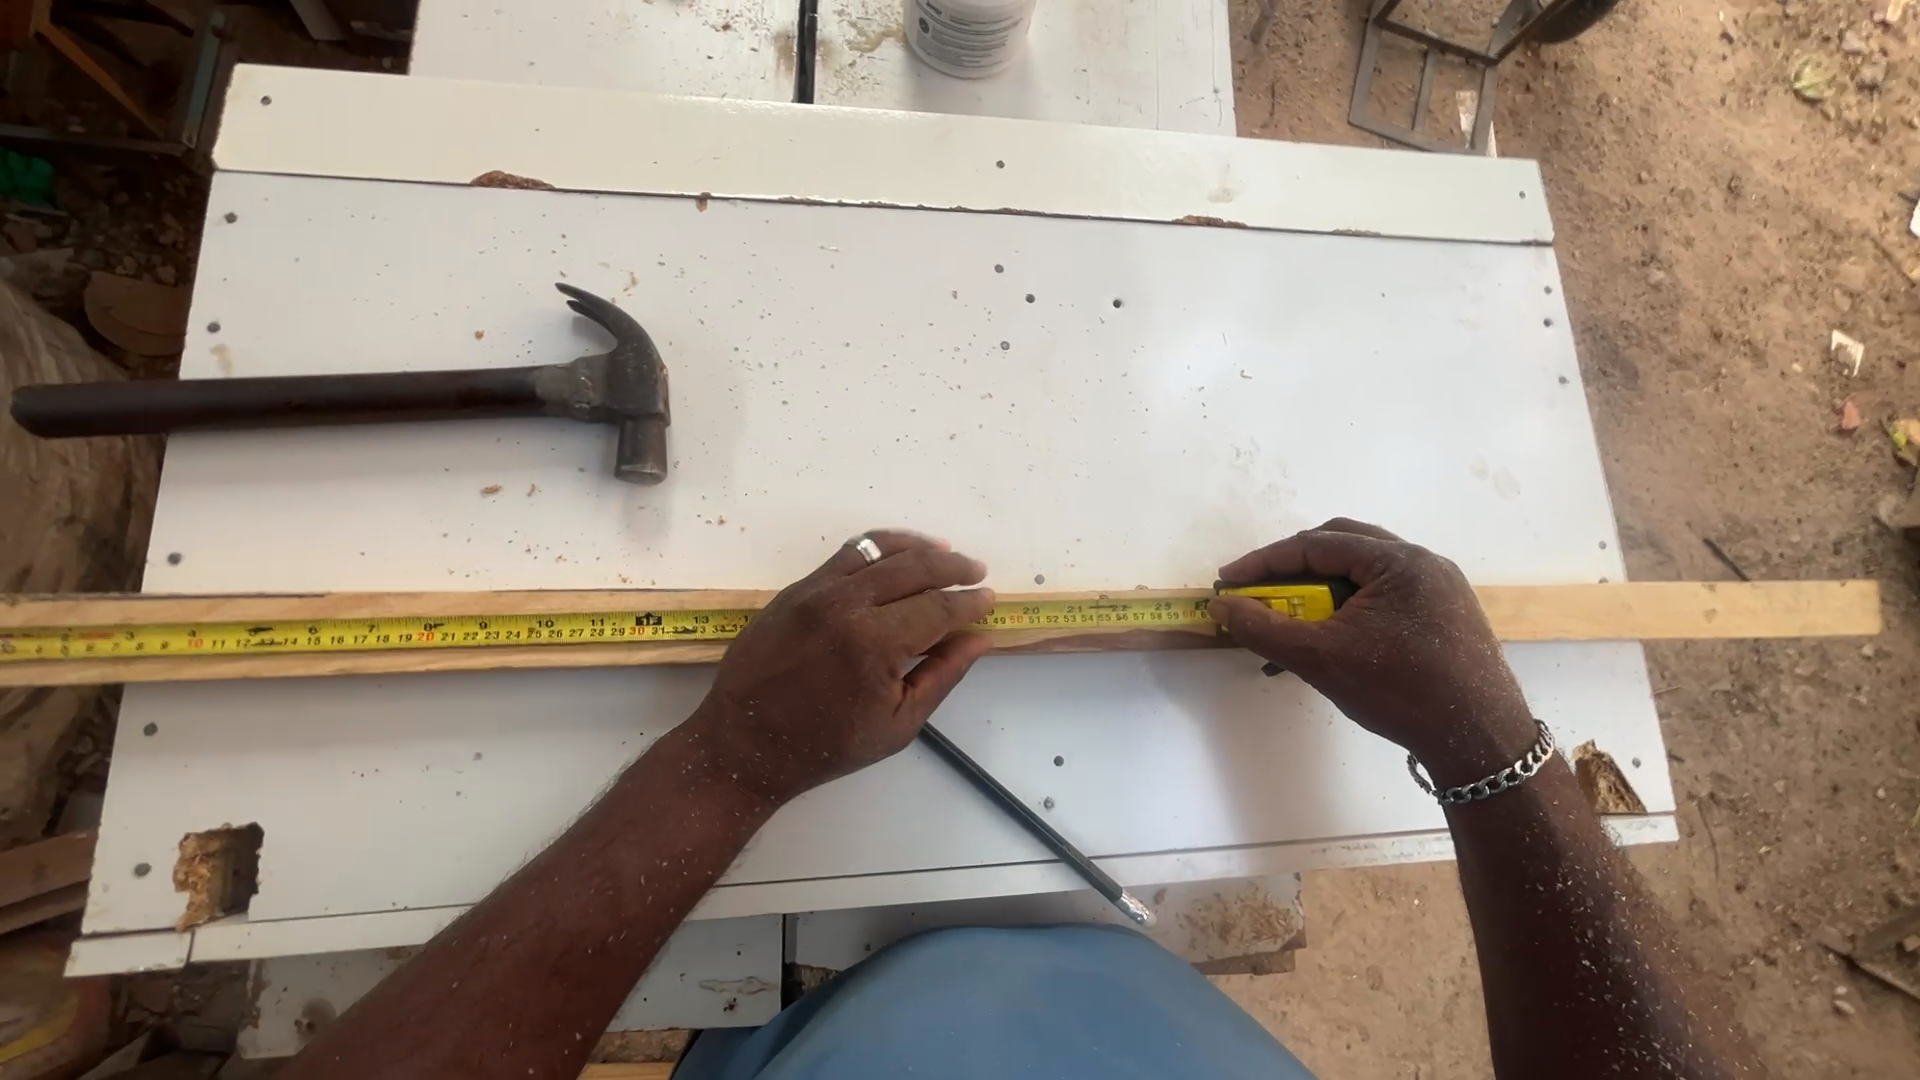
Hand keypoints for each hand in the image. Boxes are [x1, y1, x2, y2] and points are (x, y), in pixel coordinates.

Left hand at [685, 530, 995, 806]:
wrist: (744, 743)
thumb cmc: (826, 746)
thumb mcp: (898, 724)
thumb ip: (942, 675)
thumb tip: (979, 639)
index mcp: (875, 646)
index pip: (939, 608)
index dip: (970, 602)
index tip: (989, 599)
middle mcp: (847, 606)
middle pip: (915, 568)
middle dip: (953, 567)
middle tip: (977, 570)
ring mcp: (817, 591)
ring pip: (880, 549)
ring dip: (919, 547)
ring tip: (945, 551)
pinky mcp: (798, 588)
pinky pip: (847, 554)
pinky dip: (880, 547)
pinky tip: (898, 555)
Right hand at [1207, 518, 1537, 785]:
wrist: (1482, 744)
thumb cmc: (1400, 692)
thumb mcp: (1319, 658)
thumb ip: (1262, 627)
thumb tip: (1220, 604)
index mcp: (1397, 562)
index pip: (1314, 545)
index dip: (1263, 562)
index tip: (1228, 581)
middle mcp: (1423, 563)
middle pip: (1341, 546)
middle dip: (1292, 567)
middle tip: (1258, 590)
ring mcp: (1439, 588)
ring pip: (1362, 571)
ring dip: (1319, 587)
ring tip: (1291, 616)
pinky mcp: (1445, 614)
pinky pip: (1384, 594)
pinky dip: (1347, 605)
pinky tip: (1331, 636)